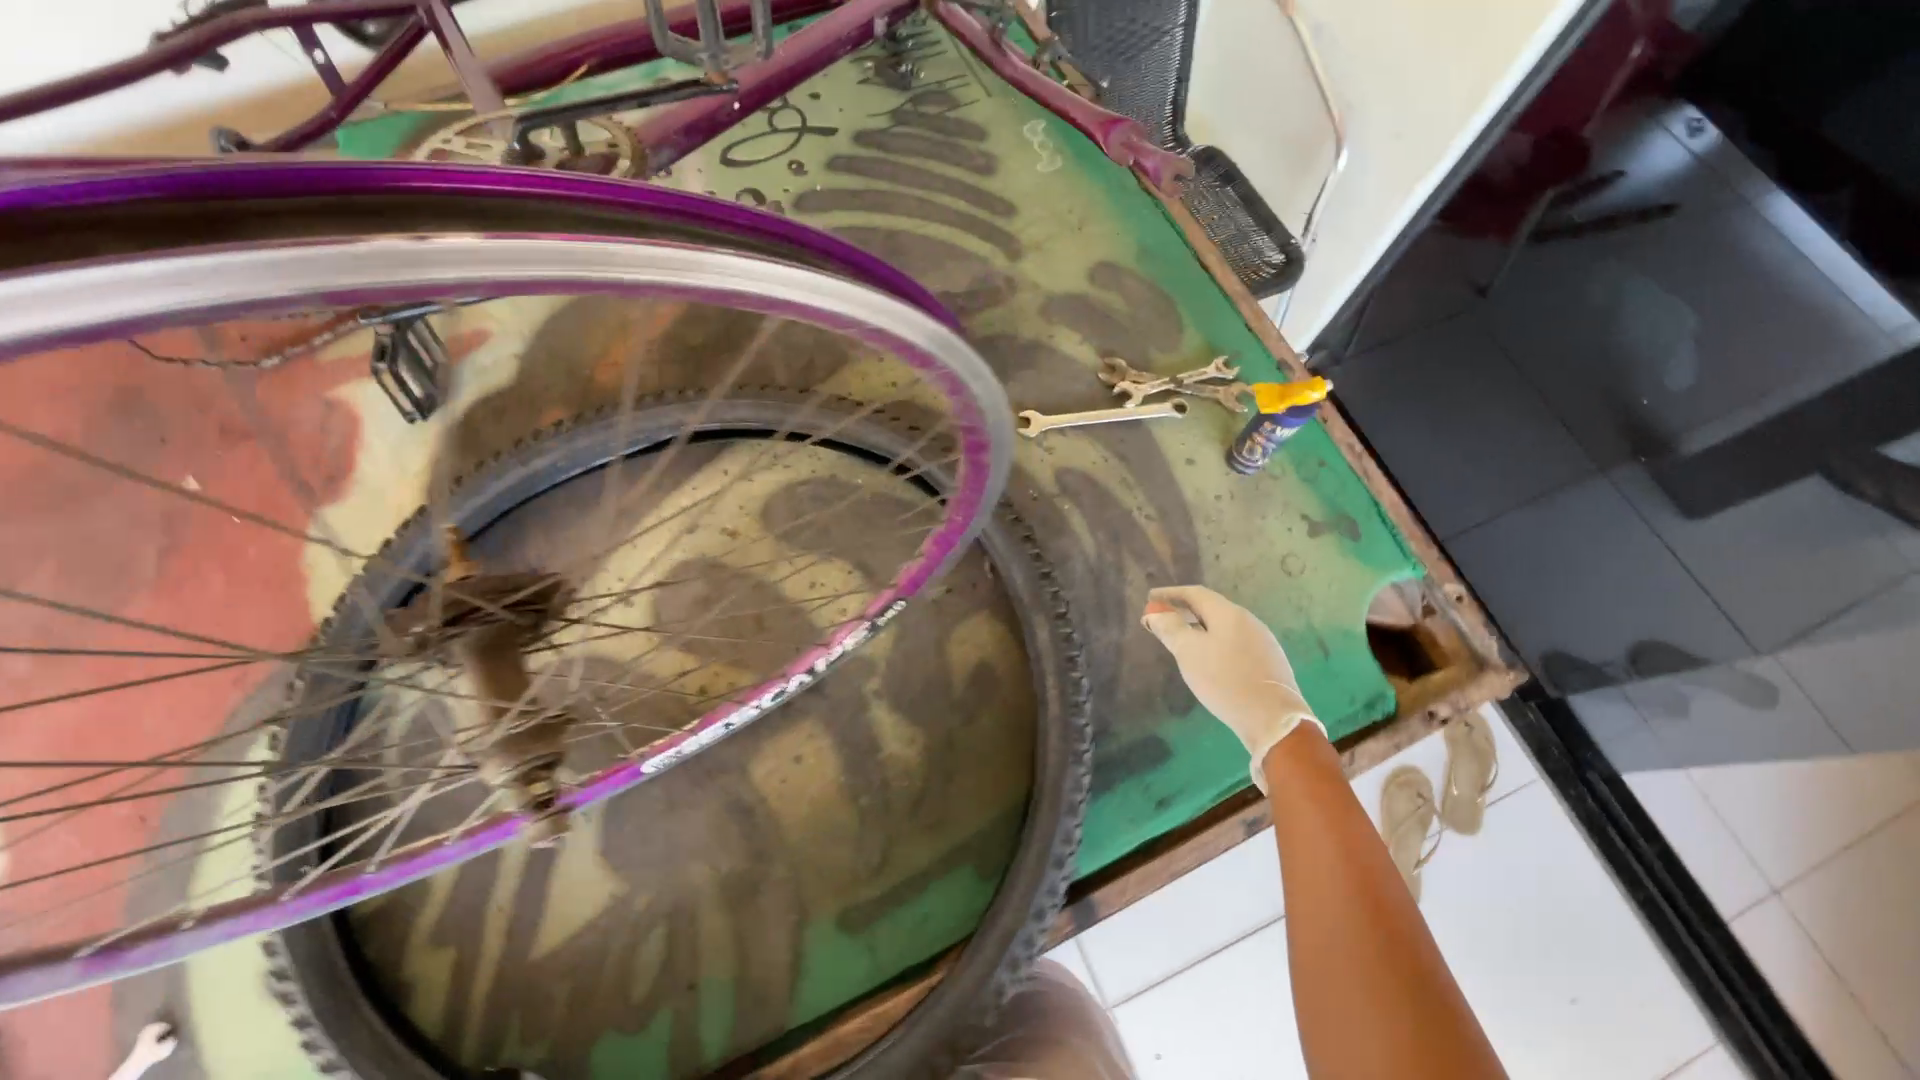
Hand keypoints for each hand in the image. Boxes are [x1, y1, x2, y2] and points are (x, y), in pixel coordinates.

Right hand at [1141, 585, 1323, 790]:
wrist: (1272, 717)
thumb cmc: (1225, 680)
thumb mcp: (1189, 653)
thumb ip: (1170, 629)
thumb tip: (1154, 612)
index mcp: (1229, 614)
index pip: (1196, 593)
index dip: (1171, 594)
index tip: (1151, 598)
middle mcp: (1248, 621)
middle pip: (1212, 608)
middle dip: (1185, 611)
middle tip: (1163, 620)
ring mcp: (1263, 641)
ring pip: (1225, 627)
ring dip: (1201, 628)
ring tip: (1184, 641)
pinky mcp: (1269, 661)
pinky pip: (1236, 643)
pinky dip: (1216, 643)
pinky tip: (1211, 660)